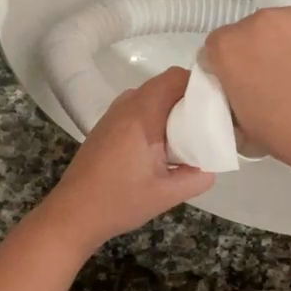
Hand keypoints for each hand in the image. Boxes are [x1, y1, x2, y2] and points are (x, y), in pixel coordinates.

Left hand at [37, 67, 215, 250]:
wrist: (73, 213)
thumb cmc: (120, 202)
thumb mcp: (167, 195)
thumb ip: (198, 178)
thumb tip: (212, 166)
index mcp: (142, 115)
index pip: (176, 78)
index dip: (200, 85)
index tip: (216, 105)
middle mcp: (126, 106)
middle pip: (164, 85)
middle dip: (188, 99)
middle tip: (206, 124)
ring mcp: (112, 114)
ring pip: (150, 96)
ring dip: (170, 109)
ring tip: (186, 136)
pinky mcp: (106, 126)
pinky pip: (137, 109)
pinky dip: (154, 117)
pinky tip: (160, 146)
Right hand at [202, 7, 290, 177]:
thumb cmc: (287, 134)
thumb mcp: (242, 126)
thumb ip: (232, 101)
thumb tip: (242, 96)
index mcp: (228, 48)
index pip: (216, 49)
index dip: (226, 67)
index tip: (241, 85)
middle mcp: (258, 21)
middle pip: (250, 32)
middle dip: (258, 52)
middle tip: (277, 82)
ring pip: (285, 27)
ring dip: (289, 44)